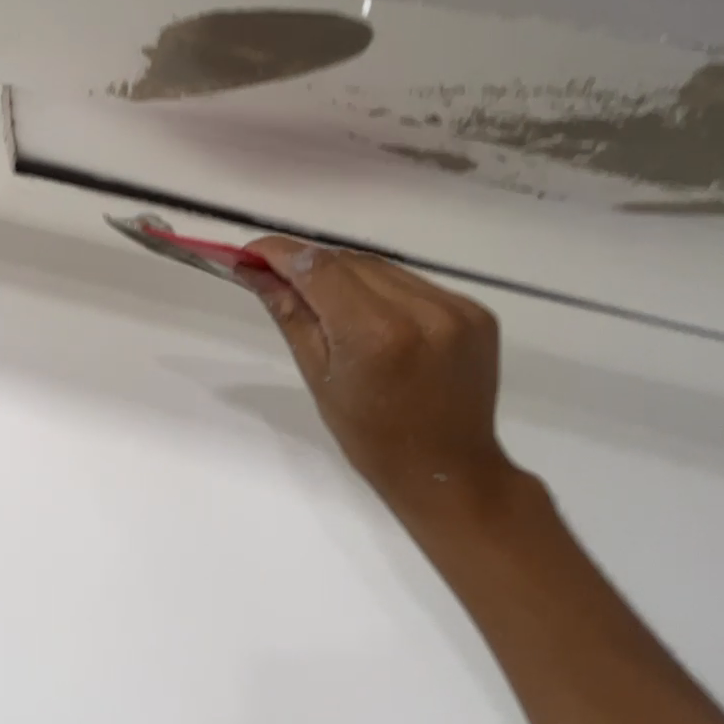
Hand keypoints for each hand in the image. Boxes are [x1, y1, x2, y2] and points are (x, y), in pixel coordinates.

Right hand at [239, 237, 515, 516]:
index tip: (249, 253)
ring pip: (379, 266)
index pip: (317, 267)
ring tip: (322, 297)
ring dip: (343, 272)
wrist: (449, 470)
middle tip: (275, 276)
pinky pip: (410, 282)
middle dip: (306, 263)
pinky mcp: (474, 312)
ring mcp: (453, 308)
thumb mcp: (315, 372)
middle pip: (347, 260)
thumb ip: (287, 311)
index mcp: (374, 332)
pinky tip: (368, 311)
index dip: (278, 252)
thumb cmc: (368, 433)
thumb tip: (251, 269)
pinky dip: (379, 287)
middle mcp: (420, 310)